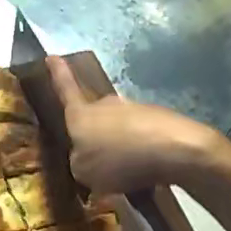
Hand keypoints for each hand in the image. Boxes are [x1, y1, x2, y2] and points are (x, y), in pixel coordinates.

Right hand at [45, 56, 230, 192]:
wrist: (178, 151)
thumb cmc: (119, 160)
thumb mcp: (83, 172)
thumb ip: (78, 162)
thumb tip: (88, 156)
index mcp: (81, 115)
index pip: (65, 90)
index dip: (58, 74)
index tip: (52, 56)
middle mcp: (106, 106)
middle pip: (95, 117)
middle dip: (93, 133)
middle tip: (97, 158)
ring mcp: (136, 109)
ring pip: (120, 129)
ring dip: (120, 146)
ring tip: (126, 174)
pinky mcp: (161, 119)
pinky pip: (142, 137)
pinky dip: (141, 153)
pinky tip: (148, 172)